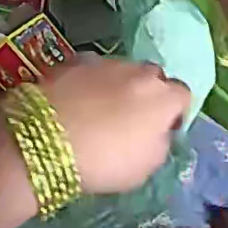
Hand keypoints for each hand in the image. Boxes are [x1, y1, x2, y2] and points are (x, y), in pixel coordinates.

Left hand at [35, 55, 191, 195]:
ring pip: (121, 70)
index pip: (182, 94)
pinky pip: (91, 69)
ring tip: (98, 110)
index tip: (160, 129)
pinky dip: (88, 81)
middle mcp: (138, 70)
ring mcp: (104, 61)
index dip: (173, 112)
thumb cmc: (104, 161)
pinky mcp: (72, 60)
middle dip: (147, 92)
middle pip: (152, 76)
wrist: (45, 140)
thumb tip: (158, 130)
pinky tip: (75, 100)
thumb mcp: (146, 167)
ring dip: (117, 85)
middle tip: (129, 118)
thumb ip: (160, 142)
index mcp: (163, 96)